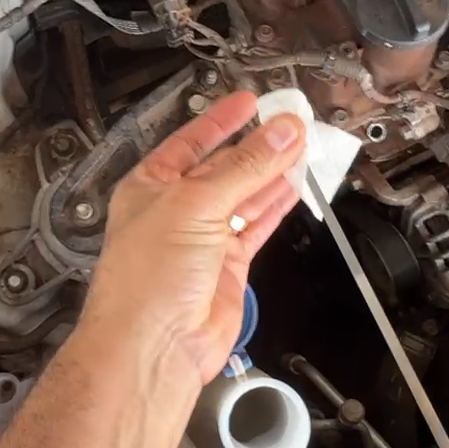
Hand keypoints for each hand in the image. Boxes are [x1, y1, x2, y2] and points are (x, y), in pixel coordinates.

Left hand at [73, 91, 305, 395]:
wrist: (155, 345)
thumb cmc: (147, 277)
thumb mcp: (195, 205)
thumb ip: (243, 168)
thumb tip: (279, 133)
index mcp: (151, 186)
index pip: (190, 142)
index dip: (220, 120)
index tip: (249, 102)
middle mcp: (175, 209)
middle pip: (223, 167)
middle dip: (256, 146)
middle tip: (290, 123)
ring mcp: (202, 238)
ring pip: (244, 195)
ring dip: (272, 173)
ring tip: (301, 147)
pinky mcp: (227, 265)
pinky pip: (255, 226)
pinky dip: (275, 206)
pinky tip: (292, 186)